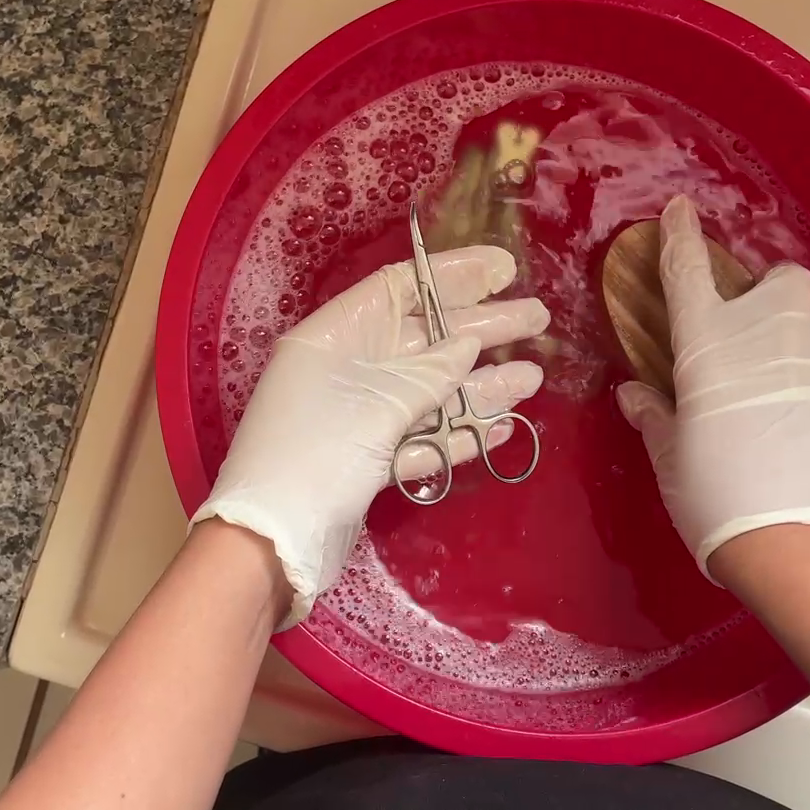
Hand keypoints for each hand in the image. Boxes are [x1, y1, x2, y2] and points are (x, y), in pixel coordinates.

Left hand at [193, 246, 548, 626]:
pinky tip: (502, 428)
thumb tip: (471, 346)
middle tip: (538, 317)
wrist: (271, 540)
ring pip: (429, 390)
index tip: (504, 269)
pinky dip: (457, 432)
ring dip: (479, 386)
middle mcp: (347, 367)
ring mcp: (358, 414)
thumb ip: (429, 373)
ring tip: (534, 377)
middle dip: (480, 328)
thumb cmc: (317, 452)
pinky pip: (421, 434)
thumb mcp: (376, 403)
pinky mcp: (368, 458)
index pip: (399, 288)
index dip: (452, 276)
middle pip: (423, 338)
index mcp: (335, 336)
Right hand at [615, 195, 809, 580]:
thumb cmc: (717, 493)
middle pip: (787, 280)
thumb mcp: (670, 456)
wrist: (807, 548)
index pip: (687, 272)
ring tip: (791, 380)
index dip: (680, 236)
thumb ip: (655, 416)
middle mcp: (773, 338)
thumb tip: (635, 395)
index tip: (680, 209)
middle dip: (775, 293)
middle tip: (759, 331)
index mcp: (710, 344)